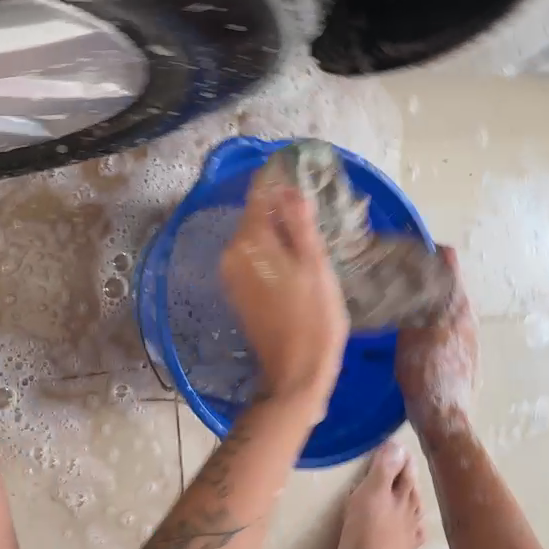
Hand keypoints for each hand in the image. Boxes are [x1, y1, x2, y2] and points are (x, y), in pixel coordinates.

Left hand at [220, 172, 348, 415]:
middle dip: (281, 209)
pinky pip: (254, 259)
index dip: (278, 181)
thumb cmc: (314, 317)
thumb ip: (299, 222)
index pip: (259, 194)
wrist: (295, 374)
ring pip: (257, 239)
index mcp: (250, 240)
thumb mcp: (316, 264)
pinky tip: (296, 263)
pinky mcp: (238, 293)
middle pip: (257, 216)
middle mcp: (232, 253)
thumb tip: (287, 186)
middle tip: (314, 211)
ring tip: (310, 238)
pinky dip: (272, 254)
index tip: (299, 174)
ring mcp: (232, 275)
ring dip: (279, 233)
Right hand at [395, 247, 476, 436]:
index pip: (448, 260)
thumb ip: (417, 299)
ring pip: (445, 303)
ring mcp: (468, 337)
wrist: (444, 419)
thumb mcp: (412, 332)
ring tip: (397, 299)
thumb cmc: (425, 375)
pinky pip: (445, 322)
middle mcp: (467, 316)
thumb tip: (414, 267)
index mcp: (457, 306)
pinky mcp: (463, 354)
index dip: (427, 250)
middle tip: (392, 273)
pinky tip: (410, 328)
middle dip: (423, 272)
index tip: (401, 249)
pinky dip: (429, 316)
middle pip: (447, 281)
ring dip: (425, 296)